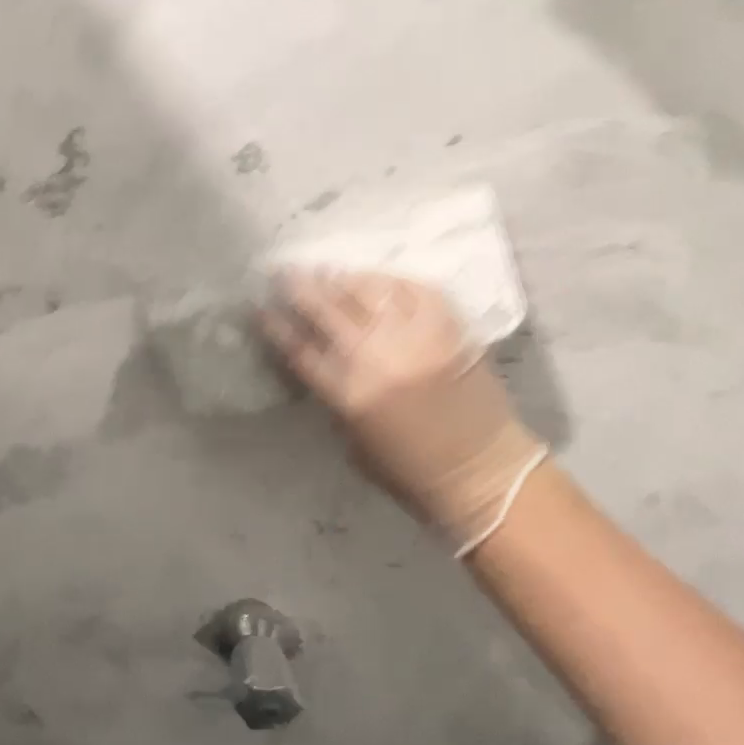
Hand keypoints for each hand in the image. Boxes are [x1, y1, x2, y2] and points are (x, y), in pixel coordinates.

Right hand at [259, 273, 547, 555]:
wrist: (484, 473)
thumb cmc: (410, 471)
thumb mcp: (353, 440)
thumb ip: (333, 396)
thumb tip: (320, 360)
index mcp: (349, 394)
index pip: (299, 348)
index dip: (275, 324)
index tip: (259, 306)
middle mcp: (377, 358)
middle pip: (326, 309)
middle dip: (298, 287)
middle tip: (282, 271)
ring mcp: (416, 338)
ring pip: (367, 291)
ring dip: (340, 278)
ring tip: (324, 271)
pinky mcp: (449, 328)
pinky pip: (414, 290)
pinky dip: (390, 281)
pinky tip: (374, 280)